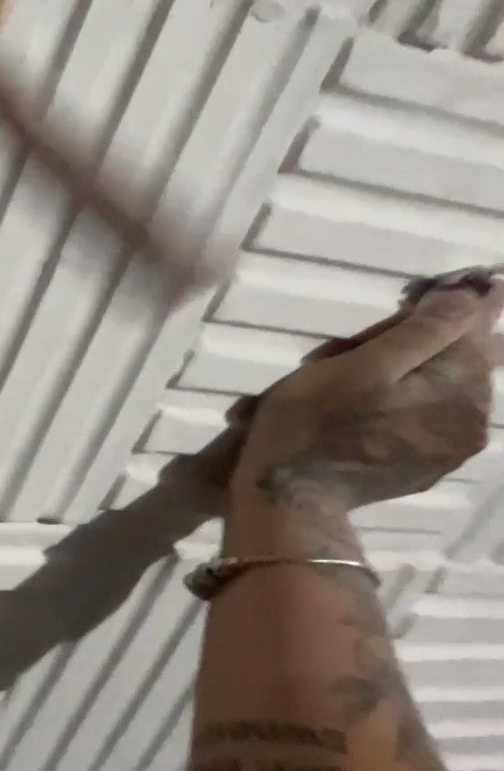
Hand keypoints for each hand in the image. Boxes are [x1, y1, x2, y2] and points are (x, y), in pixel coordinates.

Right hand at [232, 266, 503, 519]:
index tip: (477, 278)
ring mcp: (454, 447)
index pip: (476, 333)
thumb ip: (419, 333)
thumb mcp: (356, 368)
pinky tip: (376, 408)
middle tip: (385, 333)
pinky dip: (412, 405)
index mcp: (459, 387)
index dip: (471, 304)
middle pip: (464, 365)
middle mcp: (474, 417)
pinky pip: (432, 421)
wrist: (293, 492)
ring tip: (370, 374)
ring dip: (420, 377)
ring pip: (448, 394)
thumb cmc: (312, 421)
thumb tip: (475, 296)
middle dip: (434, 344)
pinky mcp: (428, 466)